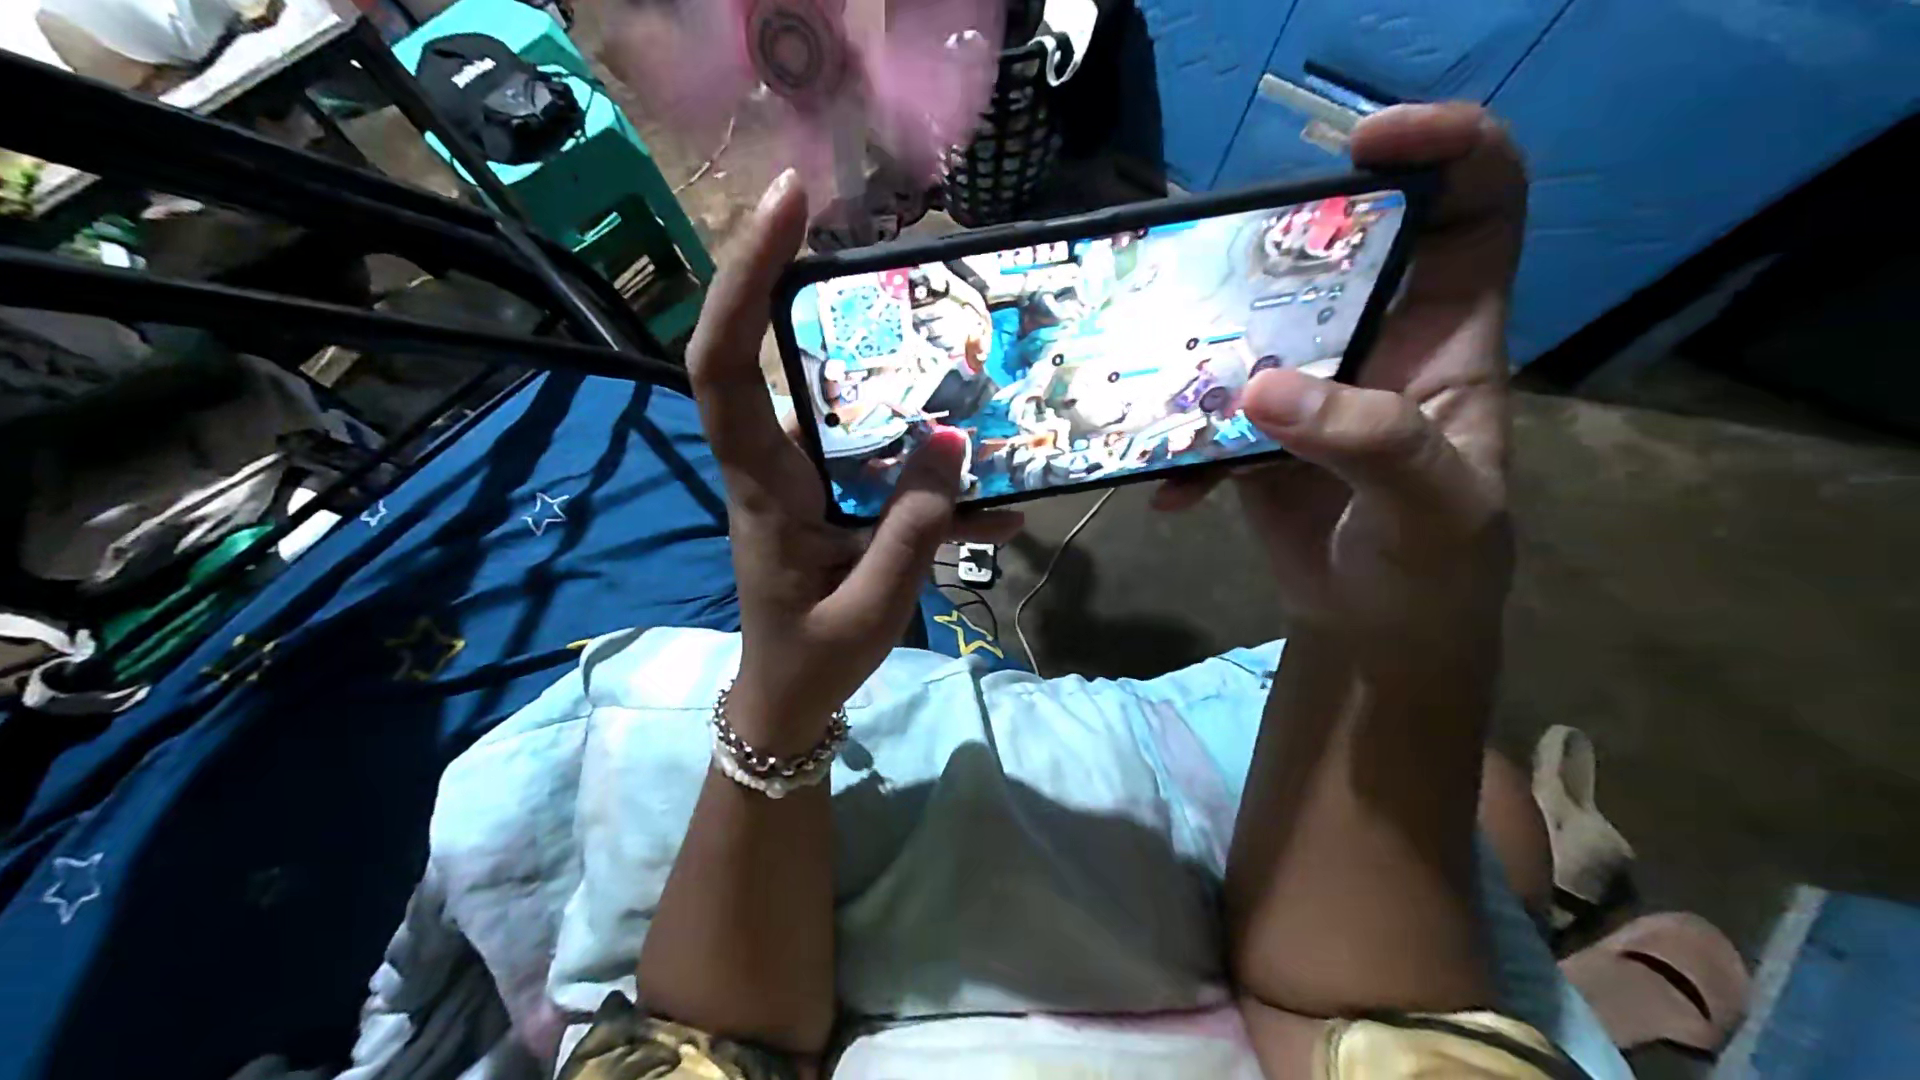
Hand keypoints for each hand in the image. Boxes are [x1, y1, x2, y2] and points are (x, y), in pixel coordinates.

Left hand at [688, 171, 1020, 751]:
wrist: (789, 699)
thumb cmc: (815, 658)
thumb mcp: (872, 604)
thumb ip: (914, 528)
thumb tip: (953, 441)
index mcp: (763, 487)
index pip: (722, 367)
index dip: (741, 281)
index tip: (787, 207)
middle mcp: (771, 464)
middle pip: (763, 355)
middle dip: (798, 287)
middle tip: (870, 246)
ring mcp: (799, 477)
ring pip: (830, 401)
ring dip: (887, 374)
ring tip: (956, 359)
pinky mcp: (828, 495)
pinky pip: (876, 458)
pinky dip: (928, 467)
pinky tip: (993, 504)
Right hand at [1154, 104, 1525, 650]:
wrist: (1372, 626)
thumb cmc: (1432, 568)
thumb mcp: (1431, 508)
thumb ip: (1368, 442)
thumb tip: (1263, 391)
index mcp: (1445, 339)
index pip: (1476, 209)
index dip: (1442, 150)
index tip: (1363, 143)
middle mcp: (1372, 348)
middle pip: (1332, 258)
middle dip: (1274, 245)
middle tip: (1211, 258)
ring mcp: (1306, 392)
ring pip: (1250, 335)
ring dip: (1201, 351)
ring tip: (1158, 372)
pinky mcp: (1254, 436)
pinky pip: (1208, 419)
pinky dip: (1182, 451)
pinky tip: (1171, 493)